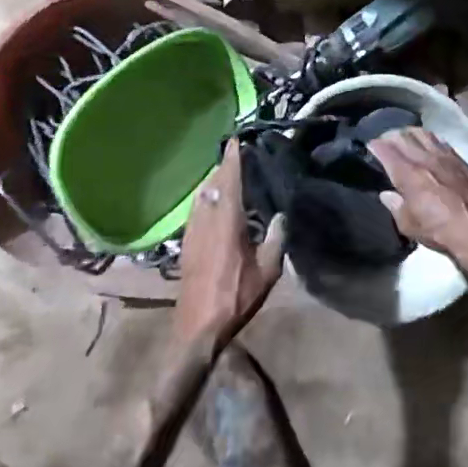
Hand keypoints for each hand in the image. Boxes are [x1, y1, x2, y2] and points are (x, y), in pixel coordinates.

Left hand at [173, 141, 286, 351]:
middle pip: (212, 184)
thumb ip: (276, 240)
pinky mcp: (186, 243)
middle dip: (223, 168)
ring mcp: (192, 231)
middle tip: (235, 156)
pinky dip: (205, 199)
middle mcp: (206, 219)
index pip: (229, 181)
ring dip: (212, 182)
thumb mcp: (267, 271)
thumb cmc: (236, 297)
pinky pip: (195, 210)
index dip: (232, 160)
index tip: (236, 141)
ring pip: (201, 196)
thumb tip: (281, 216)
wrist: (198, 325)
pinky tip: (212, 204)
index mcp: (227, 221)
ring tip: (225, 176)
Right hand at [369, 127, 467, 256]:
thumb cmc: (439, 231)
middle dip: (389, 137)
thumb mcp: (409, 225)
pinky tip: (428, 146)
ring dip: (410, 134)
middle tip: (384, 144)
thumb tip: (387, 194)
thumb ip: (395, 206)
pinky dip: (429, 139)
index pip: (385, 149)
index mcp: (408, 174)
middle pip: (402, 136)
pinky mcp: (460, 160)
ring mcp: (444, 156)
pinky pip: (440, 141)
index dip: (374, 146)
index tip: (369, 147)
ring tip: (405, 140)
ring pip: (422, 133)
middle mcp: (424, 159)